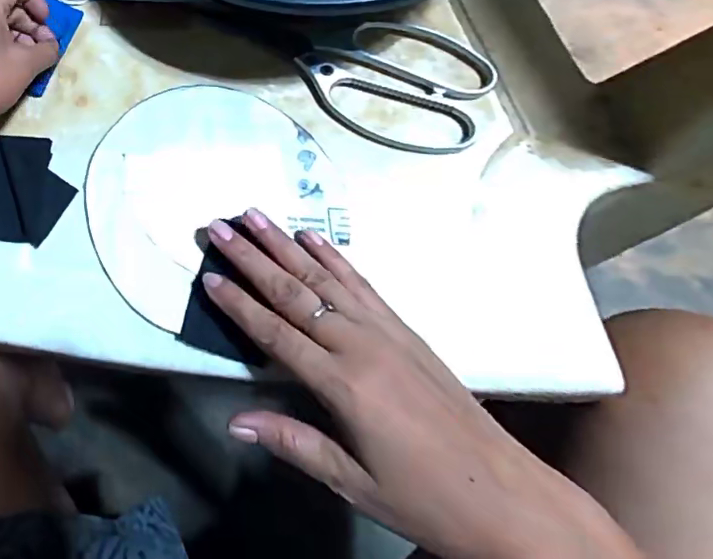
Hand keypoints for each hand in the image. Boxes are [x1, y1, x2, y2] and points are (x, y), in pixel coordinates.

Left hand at [0, 0, 59, 142]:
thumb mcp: (29, 63)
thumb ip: (49, 47)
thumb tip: (51, 45)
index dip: (37, 1)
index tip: (46, 24)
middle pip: (9, 4)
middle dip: (33, 23)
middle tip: (46, 46)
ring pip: (1, 21)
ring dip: (23, 36)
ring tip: (36, 59)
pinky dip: (8, 44)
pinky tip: (20, 66)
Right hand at [202, 211, 640, 558]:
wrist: (503, 489)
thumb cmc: (423, 496)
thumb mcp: (354, 483)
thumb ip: (293, 443)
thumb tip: (234, 421)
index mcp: (342, 384)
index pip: (275, 334)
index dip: (238, 305)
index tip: (209, 276)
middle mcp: (358, 343)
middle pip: (294, 291)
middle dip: (252, 258)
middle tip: (220, 227)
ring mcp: (383, 328)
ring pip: (323, 276)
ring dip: (285, 244)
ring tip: (256, 216)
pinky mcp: (403, 326)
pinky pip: (361, 283)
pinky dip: (333, 256)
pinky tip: (313, 237)